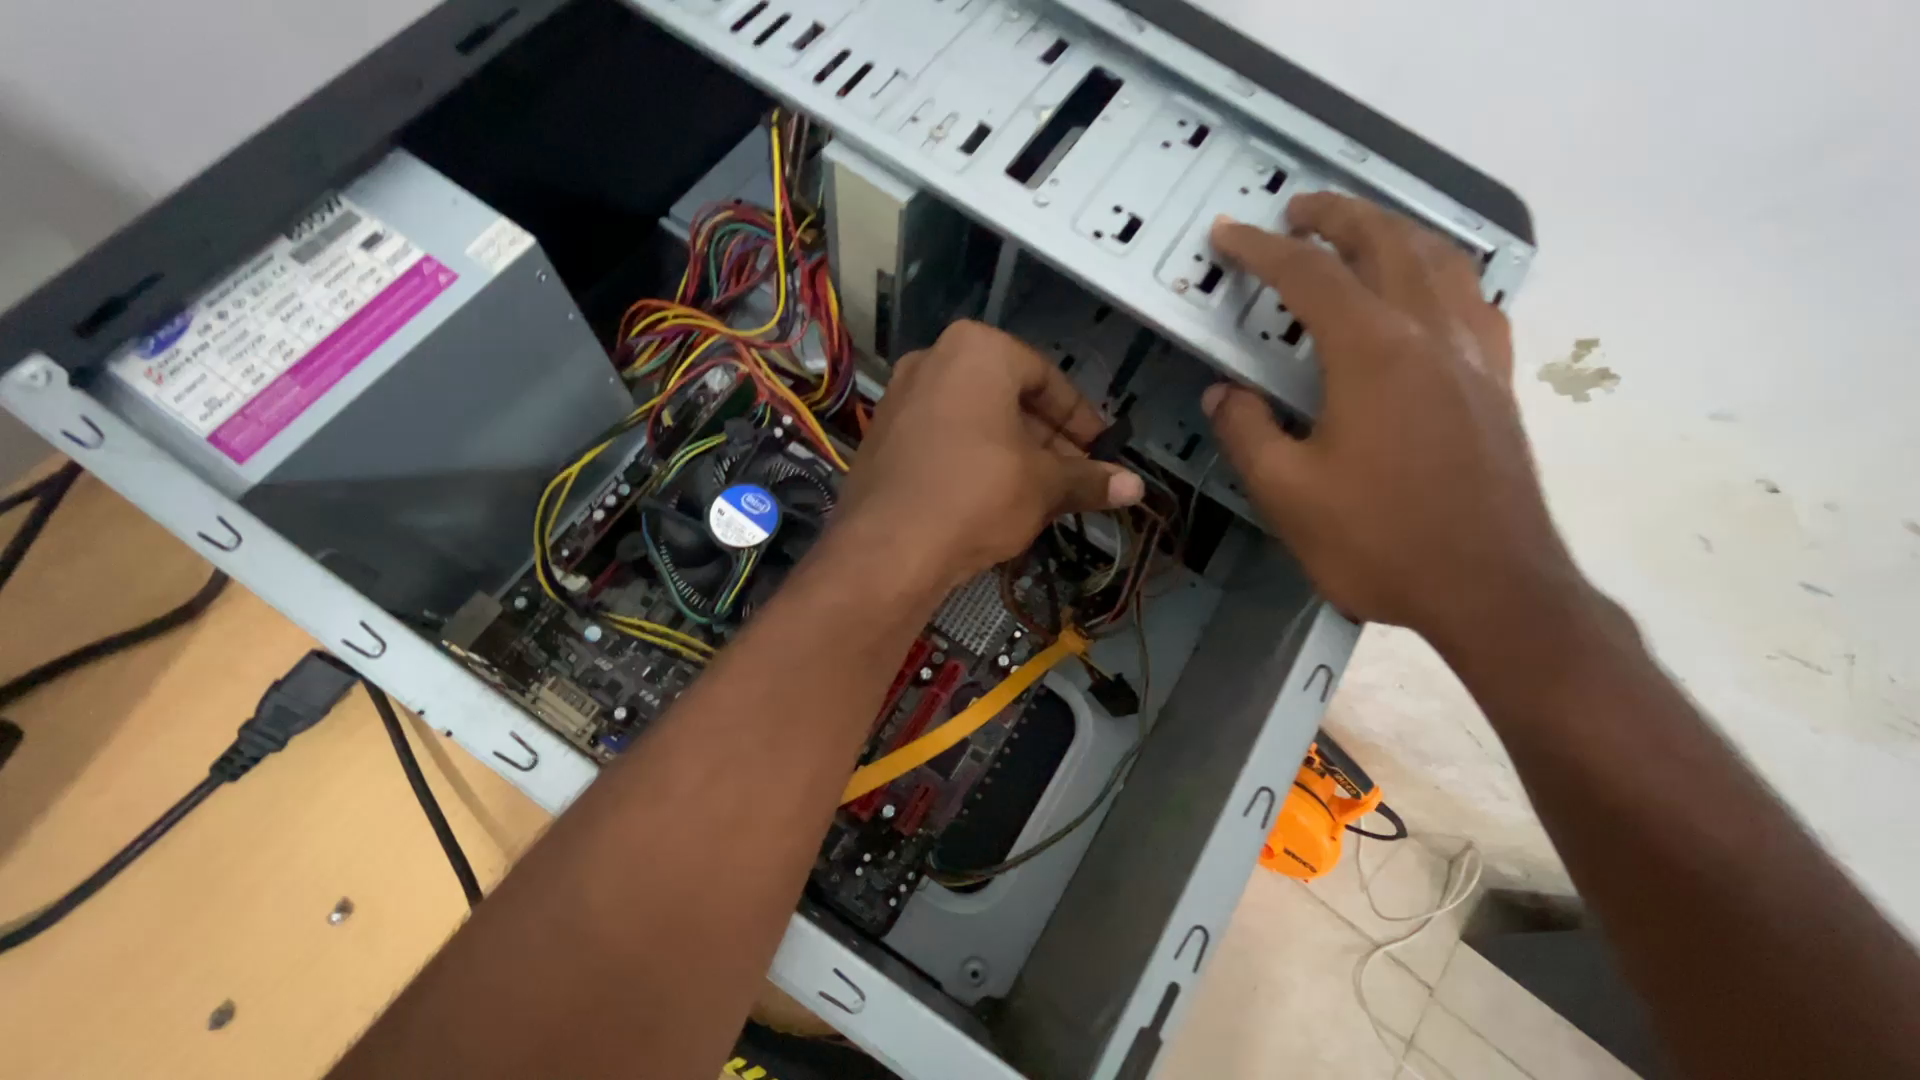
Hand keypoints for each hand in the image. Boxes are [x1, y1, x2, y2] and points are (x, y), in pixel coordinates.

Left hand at [836, 320, 1143, 590]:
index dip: (1081, 420)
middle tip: (1074, 477)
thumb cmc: (978, 494)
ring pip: (974, 420)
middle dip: (1047, 439)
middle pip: (1008, 397)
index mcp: (977, 350)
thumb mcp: (1044, 485)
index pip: (1047, 377)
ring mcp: (899, 399)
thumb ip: (1089, 479)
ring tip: (1040, 494)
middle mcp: (932, 360)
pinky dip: (973, 461)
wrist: (888, 548)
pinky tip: (992, 501)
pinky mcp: (880, 439)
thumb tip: (1136, 487)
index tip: (1102, 451)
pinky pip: (942, 440)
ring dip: (1012, 452)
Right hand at [1203, 194, 1588, 644]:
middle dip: (1335, 216)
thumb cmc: (1380, 542)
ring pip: (1440, 260)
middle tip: (1295, 211)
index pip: (1308, 275)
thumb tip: (1224, 393)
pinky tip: (1431, 291)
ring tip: (1361, 232)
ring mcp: (1474, 354)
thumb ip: (1247, 433)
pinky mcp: (1498, 383)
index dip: (1260, 250)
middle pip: (1384, 243)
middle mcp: (1429, 333)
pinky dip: (1443, 274)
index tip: (1227, 234)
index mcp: (1371, 351)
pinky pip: (1475, 300)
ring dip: (1394, 231)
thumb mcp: (1287, 494)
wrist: (1493, 589)